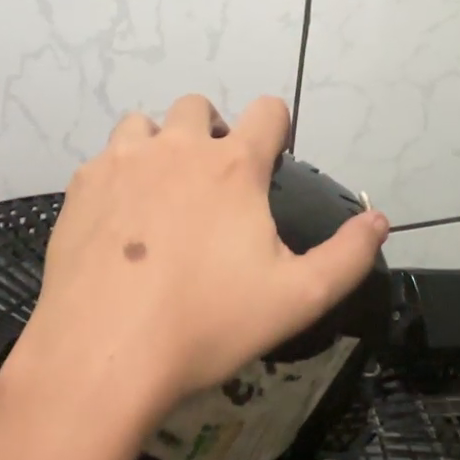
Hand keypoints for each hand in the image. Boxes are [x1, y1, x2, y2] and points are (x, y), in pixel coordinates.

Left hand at [4, 93, 389, 421]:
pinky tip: (121, 224)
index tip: (273, 161)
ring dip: (160, 145)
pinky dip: (119, 177)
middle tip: (216, 185)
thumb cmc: (208, 323)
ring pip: (144, 125)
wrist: (105, 353)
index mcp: (233, 166)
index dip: (278, 128)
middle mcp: (176, 148)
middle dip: (213, 133)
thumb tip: (379, 221)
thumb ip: (348, 255)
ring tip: (163, 195)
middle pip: (199, 107)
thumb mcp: (299, 298)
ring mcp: (121, 163)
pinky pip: (104, 161)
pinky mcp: (80, 189)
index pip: (268, 110)